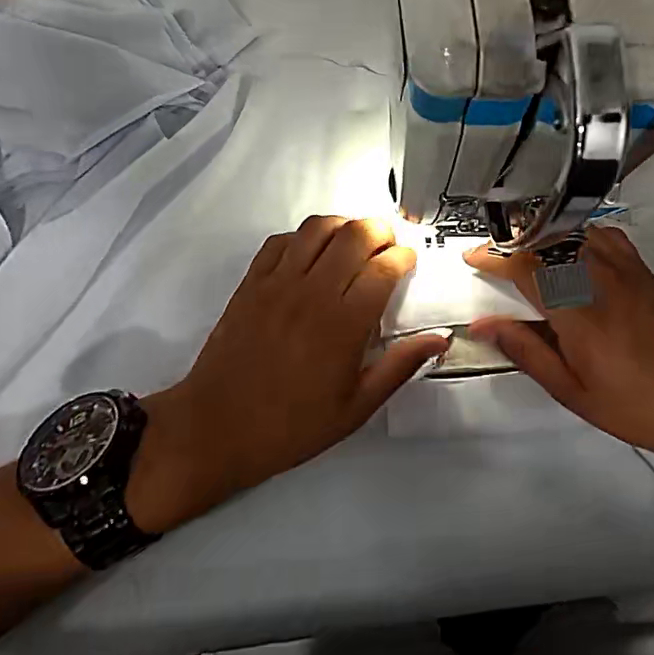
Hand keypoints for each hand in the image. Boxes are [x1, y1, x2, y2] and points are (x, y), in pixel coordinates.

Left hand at [124, 217, 451, 532]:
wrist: (216, 429)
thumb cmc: (290, 425)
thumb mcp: (355, 408)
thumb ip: (398, 368)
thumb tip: (437, 340)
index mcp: (343, 325)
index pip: (383, 267)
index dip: (404, 256)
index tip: (409, 262)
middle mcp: (312, 293)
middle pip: (354, 234)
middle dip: (381, 230)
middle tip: (389, 246)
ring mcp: (277, 283)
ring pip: (317, 228)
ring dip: (344, 225)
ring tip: (354, 242)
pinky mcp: (251, 283)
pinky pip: (280, 241)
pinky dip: (303, 236)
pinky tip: (312, 254)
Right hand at [463, 227, 653, 468]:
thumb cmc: (635, 405)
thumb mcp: (570, 389)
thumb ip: (525, 350)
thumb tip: (486, 326)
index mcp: (576, 312)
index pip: (524, 266)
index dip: (493, 258)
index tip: (475, 259)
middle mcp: (600, 281)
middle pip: (546, 242)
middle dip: (513, 245)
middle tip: (495, 261)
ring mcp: (625, 272)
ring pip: (574, 233)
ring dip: (543, 237)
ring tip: (527, 255)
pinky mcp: (643, 272)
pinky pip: (605, 236)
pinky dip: (580, 236)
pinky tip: (573, 252)